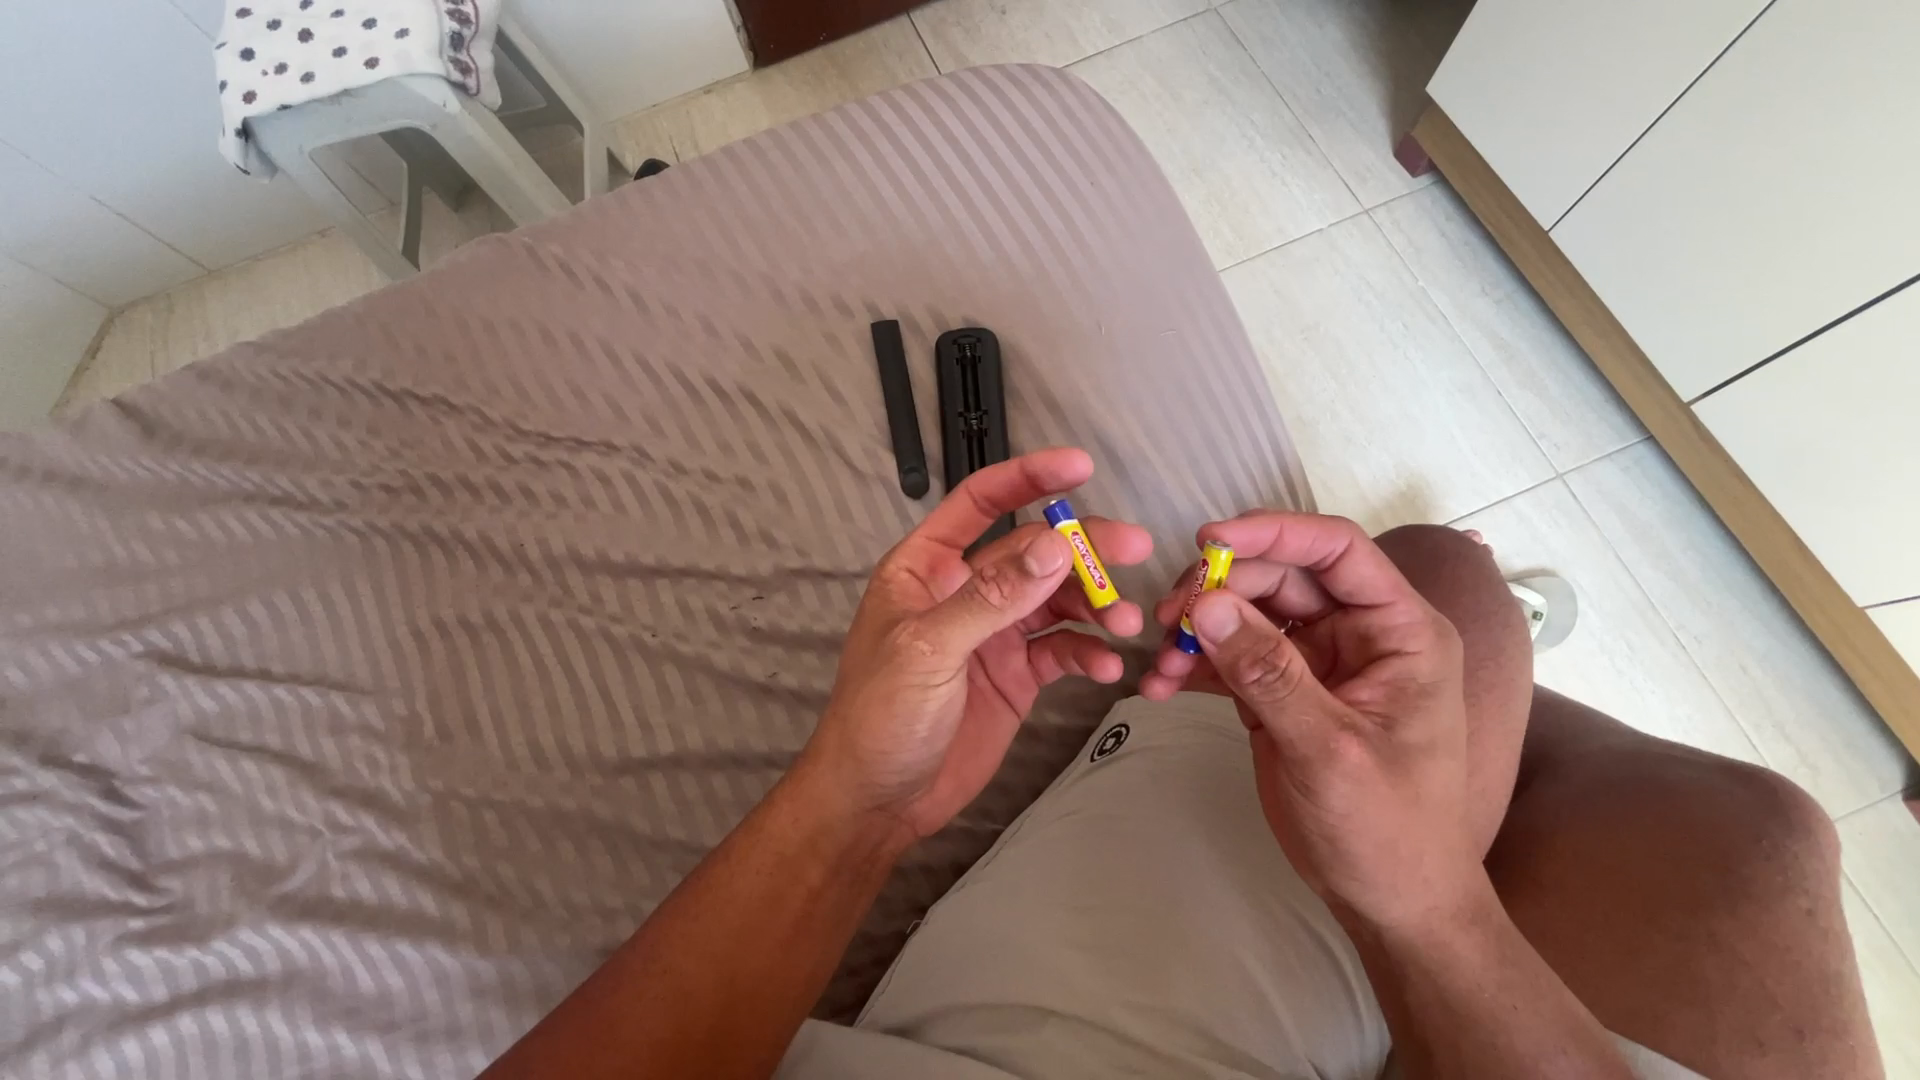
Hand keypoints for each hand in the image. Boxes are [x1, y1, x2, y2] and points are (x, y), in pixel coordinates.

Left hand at [798, 448, 1150, 843]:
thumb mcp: (929, 648)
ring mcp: (993, 633)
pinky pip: (1061, 650)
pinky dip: (1088, 652)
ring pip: (1055, 600)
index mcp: (927, 567)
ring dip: (1095, 605)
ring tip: (1127, 622)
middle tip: (1133, 550)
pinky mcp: (1016, 674)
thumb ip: (992, 597)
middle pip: (1033, 552)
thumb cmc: (881, 715)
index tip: (1080, 467)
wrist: (880, 800)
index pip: (979, 503)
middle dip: (1083, 548)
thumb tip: (1055, 546)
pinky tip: (1106, 665)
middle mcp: (964, 591)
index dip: (1028, 478)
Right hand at [1141, 513, 1478, 932]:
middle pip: (1278, 578)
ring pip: (1245, 612)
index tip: (1207, 543)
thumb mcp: (1329, 749)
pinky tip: (1162, 686)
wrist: (1387, 900)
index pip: (1336, 551)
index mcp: (1398, 630)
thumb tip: (1206, 603)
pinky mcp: (1279, 688)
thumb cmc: (1386, 828)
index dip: (1273, 532)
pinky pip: (1230, 655)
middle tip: (1166, 618)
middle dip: (1218, 591)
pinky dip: (1194, 665)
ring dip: (1197, 630)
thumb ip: (1268, 673)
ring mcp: (1315, 660)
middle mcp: (1356, 632)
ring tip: (1160, 667)